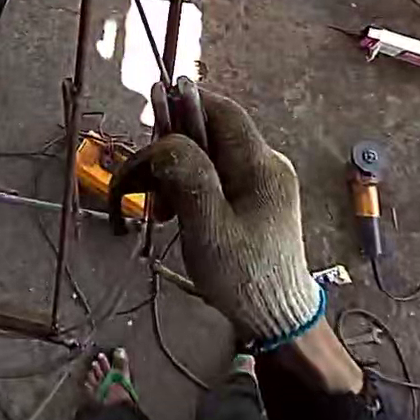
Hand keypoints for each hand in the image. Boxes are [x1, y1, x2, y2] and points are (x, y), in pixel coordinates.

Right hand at [113, 89, 324, 351]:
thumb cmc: (243, 276)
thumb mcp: (210, 229)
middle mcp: (263, 166)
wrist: (275, 319)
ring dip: (173, 172)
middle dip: (170, 148)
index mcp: (260, 166)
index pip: (224, 112)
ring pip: (205, 155)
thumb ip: (189, 179)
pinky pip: (211, 177)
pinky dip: (185, 187)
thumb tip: (167, 140)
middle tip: (143, 179)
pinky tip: (170, 213)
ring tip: (157, 208)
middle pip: (209, 133)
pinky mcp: (249, 199)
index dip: (188, 101)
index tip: (154, 103)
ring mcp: (257, 182)